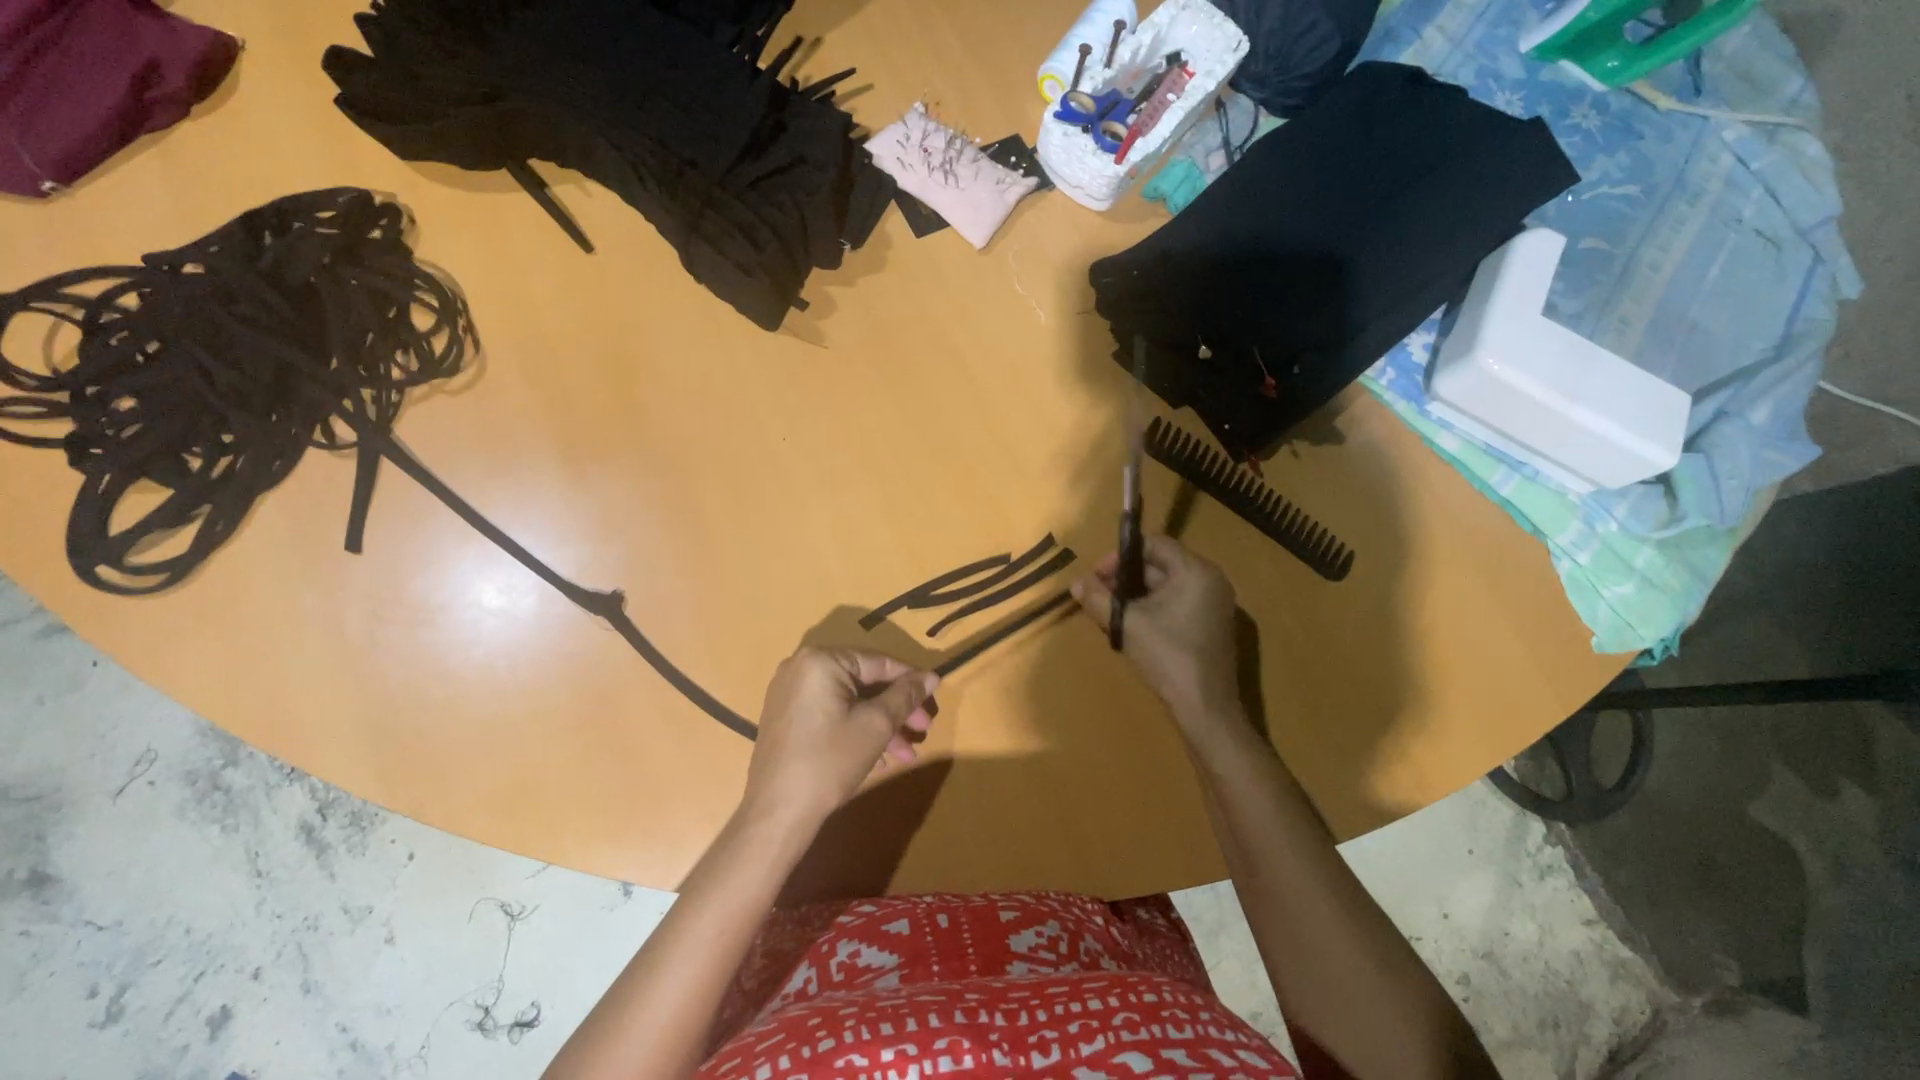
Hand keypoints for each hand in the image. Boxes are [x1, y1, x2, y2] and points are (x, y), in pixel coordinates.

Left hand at [743, 647, 938, 824]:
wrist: (777, 810)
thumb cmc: (830, 761)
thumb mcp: (876, 725)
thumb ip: (906, 696)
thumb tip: (931, 676)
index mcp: (820, 661)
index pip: (878, 662)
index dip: (911, 679)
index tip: (935, 695)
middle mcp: (801, 668)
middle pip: (863, 682)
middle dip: (896, 709)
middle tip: (924, 729)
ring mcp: (790, 694)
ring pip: (849, 701)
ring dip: (880, 724)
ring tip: (906, 753)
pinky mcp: (787, 718)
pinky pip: (831, 713)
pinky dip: (856, 729)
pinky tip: (880, 756)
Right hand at [1071, 535, 1240, 725]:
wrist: (1205, 706)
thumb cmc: (1168, 656)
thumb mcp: (1127, 625)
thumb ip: (1099, 600)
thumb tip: (1076, 583)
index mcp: (1196, 571)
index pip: (1155, 544)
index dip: (1121, 556)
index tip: (1098, 577)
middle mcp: (1211, 581)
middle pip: (1161, 564)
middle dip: (1126, 578)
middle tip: (1099, 595)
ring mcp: (1215, 604)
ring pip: (1168, 586)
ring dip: (1137, 595)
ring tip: (1111, 613)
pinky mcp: (1212, 625)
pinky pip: (1179, 603)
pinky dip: (1155, 608)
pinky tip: (1134, 627)